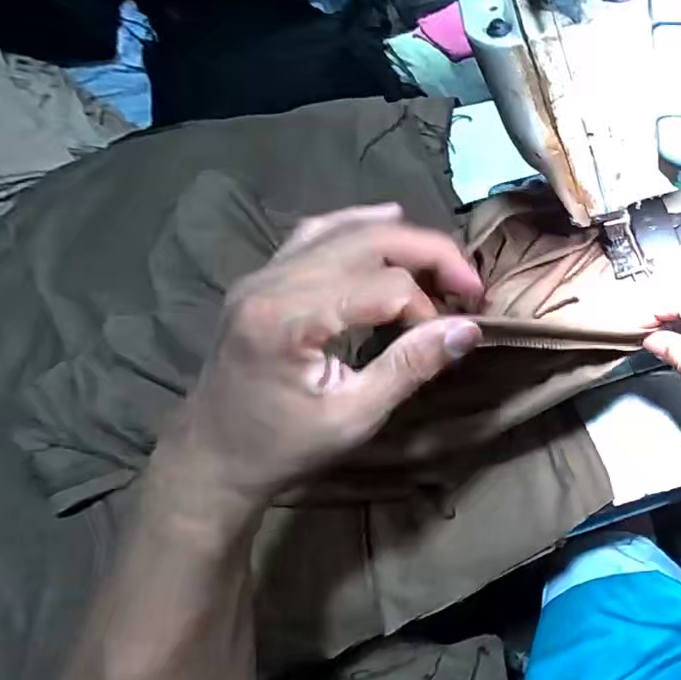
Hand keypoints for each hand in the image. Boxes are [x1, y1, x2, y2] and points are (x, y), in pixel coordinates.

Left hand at [152, 204, 485, 517]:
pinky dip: (362, 226)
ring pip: (349, 229)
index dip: (428, 308)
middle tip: (470, 287)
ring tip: (443, 265)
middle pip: (371, 240)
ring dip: (405, 241)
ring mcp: (263, 273)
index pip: (385, 286)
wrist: (210, 459)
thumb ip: (411, 366)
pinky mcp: (265, 276)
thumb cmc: (283, 447)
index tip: (446, 341)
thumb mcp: (355, 417)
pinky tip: (390, 220)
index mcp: (288, 318)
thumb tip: (469, 328)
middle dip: (432, 256)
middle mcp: (271, 281)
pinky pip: (320, 232)